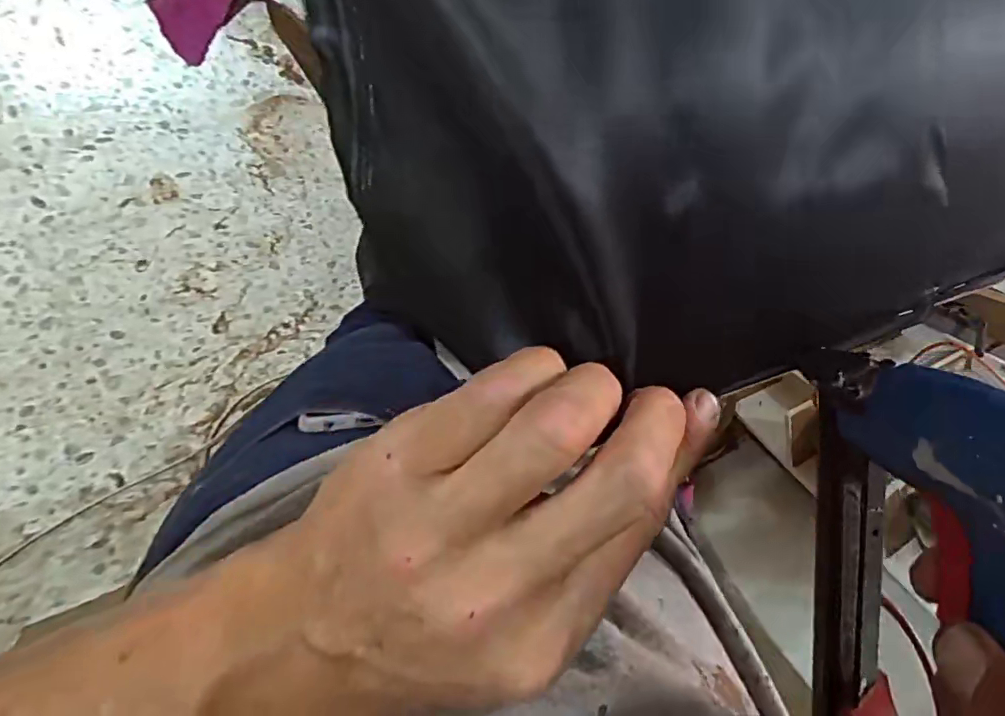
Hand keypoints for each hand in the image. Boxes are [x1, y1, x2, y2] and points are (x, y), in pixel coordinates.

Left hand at [212, 347, 720, 711]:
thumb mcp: (552, 606)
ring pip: (557, 416)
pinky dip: (540, 368)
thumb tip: (697, 412)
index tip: (682, 408)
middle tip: (641, 400)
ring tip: (582, 394)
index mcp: (541, 636)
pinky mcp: (395, 460)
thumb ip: (631, 515)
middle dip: (650, 413)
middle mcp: (486, 592)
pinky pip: (501, 382)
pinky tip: (531, 388)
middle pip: (618, 475)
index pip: (641, 515)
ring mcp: (430, 525)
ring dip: (592, 384)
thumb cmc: (451, 621)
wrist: (306, 637)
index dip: (676, 442)